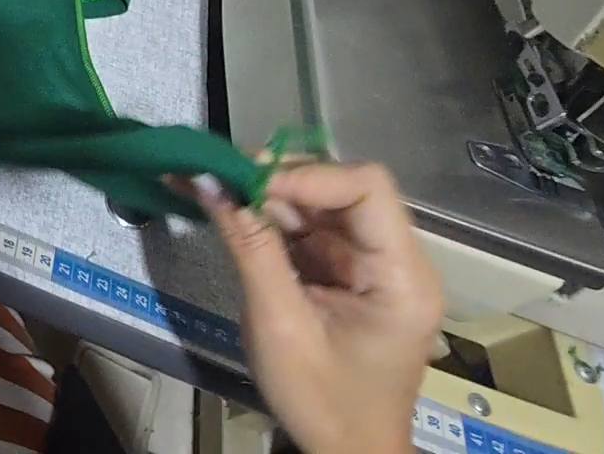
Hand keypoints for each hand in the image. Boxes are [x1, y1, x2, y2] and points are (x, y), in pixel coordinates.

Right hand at [199, 164, 443, 453]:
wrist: (343, 452)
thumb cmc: (322, 398)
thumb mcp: (280, 322)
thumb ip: (249, 245)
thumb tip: (208, 181)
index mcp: (400, 276)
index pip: (367, 189)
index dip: (307, 176)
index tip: (248, 184)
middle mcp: (390, 259)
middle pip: (337, 187)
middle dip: (274, 178)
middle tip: (217, 180)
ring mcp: (362, 262)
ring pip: (311, 200)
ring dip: (257, 191)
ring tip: (204, 184)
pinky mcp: (336, 267)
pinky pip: (297, 223)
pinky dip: (257, 211)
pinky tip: (217, 203)